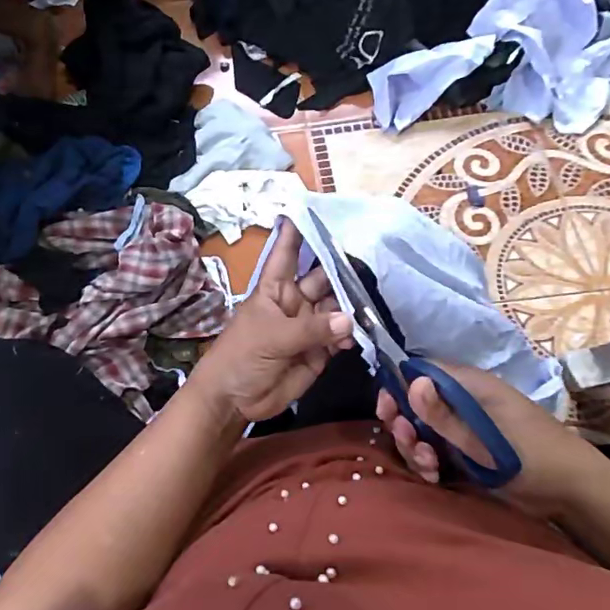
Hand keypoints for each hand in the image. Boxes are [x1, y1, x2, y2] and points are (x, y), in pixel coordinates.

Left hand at [191, 221, 353, 421]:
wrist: (235, 401)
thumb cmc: (241, 357)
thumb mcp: (272, 337)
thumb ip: (311, 329)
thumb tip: (349, 320)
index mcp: (275, 289)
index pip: (287, 253)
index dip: (297, 233)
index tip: (313, 208)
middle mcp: (295, 302)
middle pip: (322, 278)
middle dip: (342, 268)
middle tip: (370, 256)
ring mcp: (309, 326)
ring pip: (337, 307)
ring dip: (353, 303)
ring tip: (374, 297)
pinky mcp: (320, 351)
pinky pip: (341, 336)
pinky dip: (353, 334)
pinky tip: (362, 332)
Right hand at [374, 361, 603, 517]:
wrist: (572, 492)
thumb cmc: (531, 457)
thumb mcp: (484, 439)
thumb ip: (444, 415)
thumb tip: (411, 380)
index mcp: (471, 387)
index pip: (422, 372)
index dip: (400, 388)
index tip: (387, 412)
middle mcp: (464, 403)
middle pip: (417, 404)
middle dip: (406, 426)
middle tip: (412, 445)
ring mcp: (466, 428)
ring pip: (424, 431)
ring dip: (417, 449)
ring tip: (430, 468)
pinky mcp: (469, 452)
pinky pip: (437, 451)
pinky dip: (430, 463)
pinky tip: (436, 477)